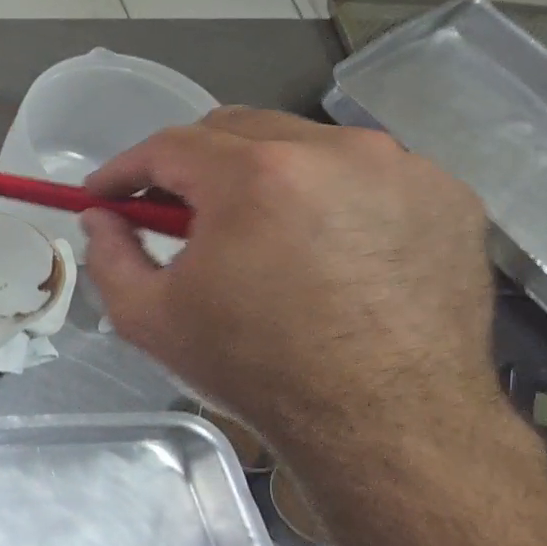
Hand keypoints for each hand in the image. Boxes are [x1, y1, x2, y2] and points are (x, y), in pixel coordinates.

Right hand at [80, 107, 496, 442]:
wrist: (384, 416)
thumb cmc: (251, 363)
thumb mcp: (146, 314)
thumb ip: (109, 253)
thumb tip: (101, 217)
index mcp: (256, 176)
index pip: (169, 145)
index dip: (124, 168)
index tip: (101, 195)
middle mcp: (335, 153)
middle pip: (235, 129)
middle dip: (188, 165)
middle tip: (167, 212)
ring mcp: (401, 169)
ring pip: (300, 145)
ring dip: (255, 175)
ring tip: (242, 231)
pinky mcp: (446, 196)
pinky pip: (359, 173)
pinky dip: (318, 193)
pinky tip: (305, 242)